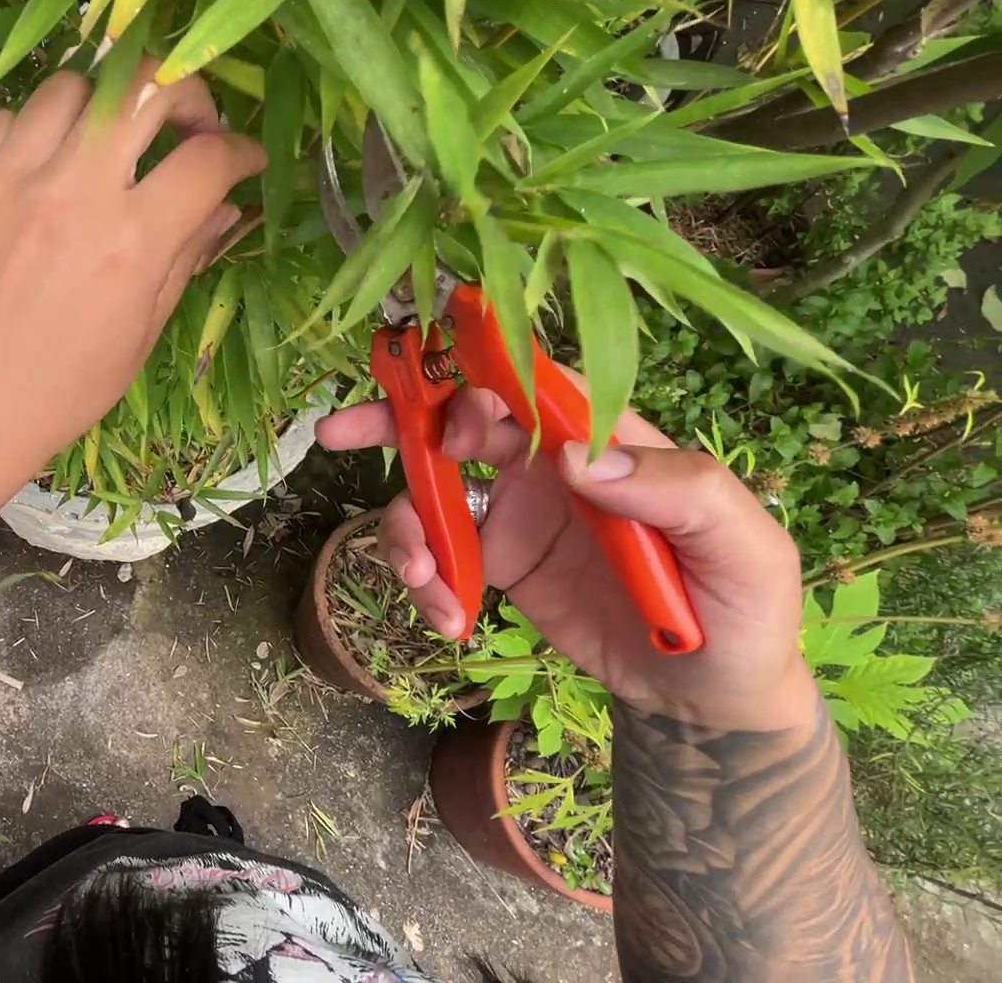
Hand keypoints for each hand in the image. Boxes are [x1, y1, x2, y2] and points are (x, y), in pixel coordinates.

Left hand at [0, 60, 265, 494]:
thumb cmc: (63, 389)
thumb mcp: (140, 336)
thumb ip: (185, 259)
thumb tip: (226, 205)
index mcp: (129, 243)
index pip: (207, 159)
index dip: (243, 151)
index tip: (245, 159)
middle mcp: (69, 194)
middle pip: (142, 86)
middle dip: (184, 93)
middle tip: (186, 127)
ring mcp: (5, 182)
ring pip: (69, 88)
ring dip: (103, 107)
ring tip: (105, 145)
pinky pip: (4, 121)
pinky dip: (34, 134)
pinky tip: (40, 170)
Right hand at [316, 374, 816, 729]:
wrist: (701, 695)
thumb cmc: (741, 610)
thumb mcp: (742, 549)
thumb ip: (676, 490)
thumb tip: (577, 456)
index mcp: (603, 441)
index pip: (532, 388)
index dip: (477, 384)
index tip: (446, 416)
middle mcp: (545, 465)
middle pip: (452, 424)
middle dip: (391, 424)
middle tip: (337, 434)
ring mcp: (509, 512)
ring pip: (424, 496)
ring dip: (406, 534)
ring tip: (425, 584)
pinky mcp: (489, 559)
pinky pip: (432, 554)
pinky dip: (424, 582)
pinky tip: (447, 617)